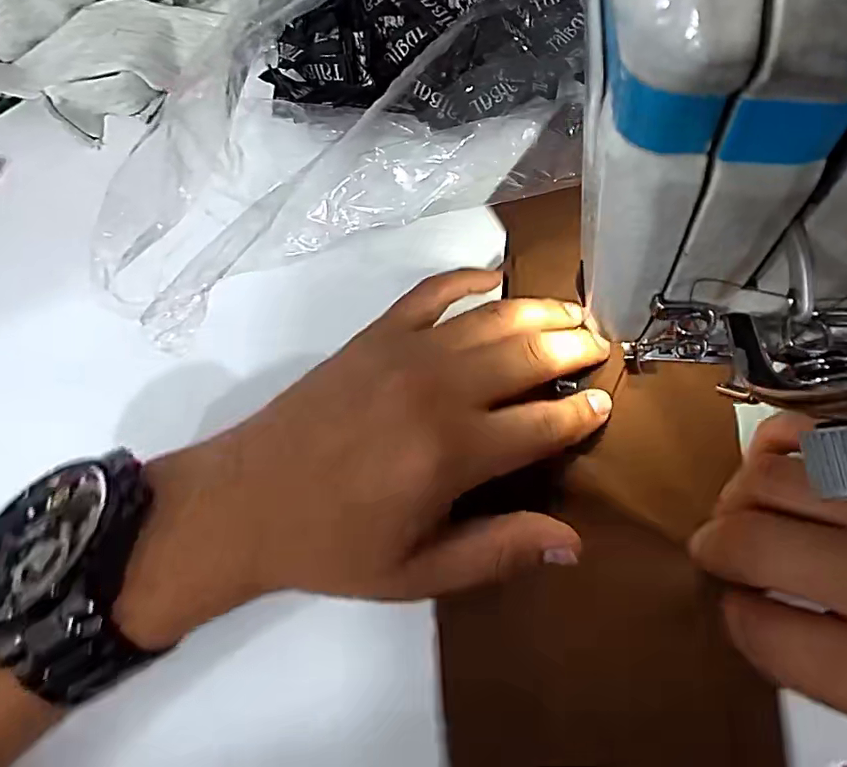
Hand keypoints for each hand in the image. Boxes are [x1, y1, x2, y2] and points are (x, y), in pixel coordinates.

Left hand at [117, 269, 611, 644]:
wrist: (243, 502)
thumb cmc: (336, 544)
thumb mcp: (418, 572)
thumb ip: (498, 552)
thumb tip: (575, 542)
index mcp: (452, 453)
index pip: (542, 422)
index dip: (581, 412)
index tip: (603, 403)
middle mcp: (440, 390)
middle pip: (530, 354)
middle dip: (577, 346)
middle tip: (602, 344)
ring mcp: (407, 351)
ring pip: (495, 316)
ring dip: (542, 311)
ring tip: (573, 313)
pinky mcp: (378, 332)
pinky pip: (434, 290)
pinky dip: (470, 277)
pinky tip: (496, 275)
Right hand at [689, 413, 846, 765]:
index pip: (759, 630)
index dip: (736, 621)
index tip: (740, 613)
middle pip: (748, 541)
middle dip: (717, 546)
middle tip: (717, 550)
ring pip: (775, 477)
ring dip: (742, 490)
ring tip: (742, 503)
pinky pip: (831, 430)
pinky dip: (789, 436)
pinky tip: (780, 451)